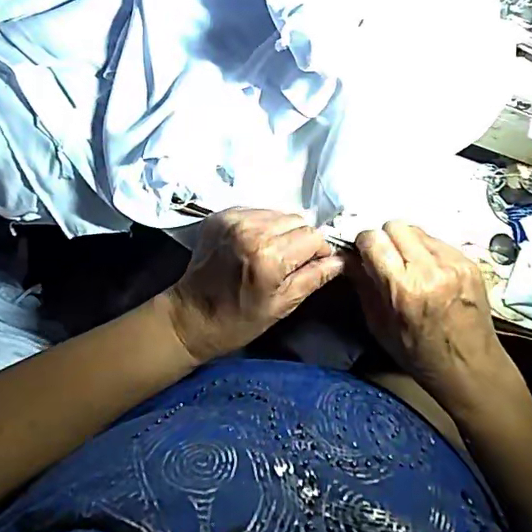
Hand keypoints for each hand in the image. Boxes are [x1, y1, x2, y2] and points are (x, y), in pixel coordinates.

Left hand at [163, 208, 345, 364]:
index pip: (312, 236)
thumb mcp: (282, 305)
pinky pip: (256, 211)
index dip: (319, 251)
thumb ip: (313, 277)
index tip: (314, 264)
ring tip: (271, 252)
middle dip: (300, 239)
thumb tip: (340, 260)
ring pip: (277, 213)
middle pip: (296, 220)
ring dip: (281, 230)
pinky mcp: (220, 216)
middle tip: (290, 261)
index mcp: (269, 256)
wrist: (191, 316)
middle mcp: (252, 230)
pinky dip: (261, 225)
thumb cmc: (239, 320)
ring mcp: (233, 220)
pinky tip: (253, 244)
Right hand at [353, 221, 520, 414]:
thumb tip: (349, 256)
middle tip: (387, 259)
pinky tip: (430, 273)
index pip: (374, 239)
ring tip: (410, 266)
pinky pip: (438, 242)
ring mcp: (453, 263)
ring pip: (417, 230)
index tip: (365, 254)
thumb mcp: (379, 325)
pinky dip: (428, 252)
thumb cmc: (418, 353)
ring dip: (407, 243)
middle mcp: (430, 270)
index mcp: (404, 288)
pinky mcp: (469, 263)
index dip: (365, 244)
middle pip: (395, 226)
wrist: (470, 366)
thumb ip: (363, 285)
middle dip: (386, 239)